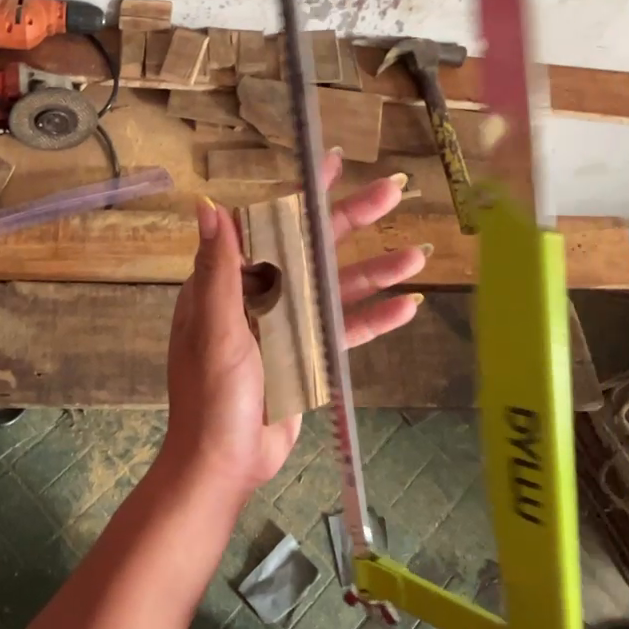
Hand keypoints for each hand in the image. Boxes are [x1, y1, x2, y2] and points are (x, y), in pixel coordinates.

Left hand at [161, 150, 428, 496]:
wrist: (225, 463)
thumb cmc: (212, 393)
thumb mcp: (212, 326)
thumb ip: (218, 268)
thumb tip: (210, 205)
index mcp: (229, 283)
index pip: (268, 226)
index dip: (302, 196)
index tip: (331, 165)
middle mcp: (260, 297)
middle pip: (311, 251)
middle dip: (351, 222)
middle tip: (394, 191)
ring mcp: (287, 328)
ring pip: (336, 290)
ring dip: (375, 272)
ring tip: (418, 254)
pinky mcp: (308, 359)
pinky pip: (344, 332)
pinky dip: (373, 320)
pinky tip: (407, 306)